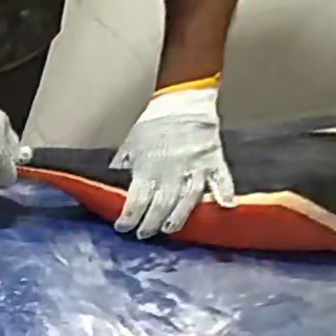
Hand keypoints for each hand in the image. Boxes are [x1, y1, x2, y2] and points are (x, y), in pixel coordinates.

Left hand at [111, 83, 235, 238]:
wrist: (183, 102)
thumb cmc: (150, 128)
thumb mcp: (128, 149)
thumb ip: (122, 169)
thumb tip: (109, 186)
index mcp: (147, 168)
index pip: (136, 201)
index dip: (129, 218)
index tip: (123, 228)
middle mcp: (172, 170)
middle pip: (162, 204)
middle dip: (151, 223)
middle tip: (144, 234)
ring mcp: (195, 164)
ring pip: (190, 197)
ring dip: (179, 216)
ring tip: (170, 229)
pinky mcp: (214, 157)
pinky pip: (222, 177)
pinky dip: (225, 192)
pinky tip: (225, 207)